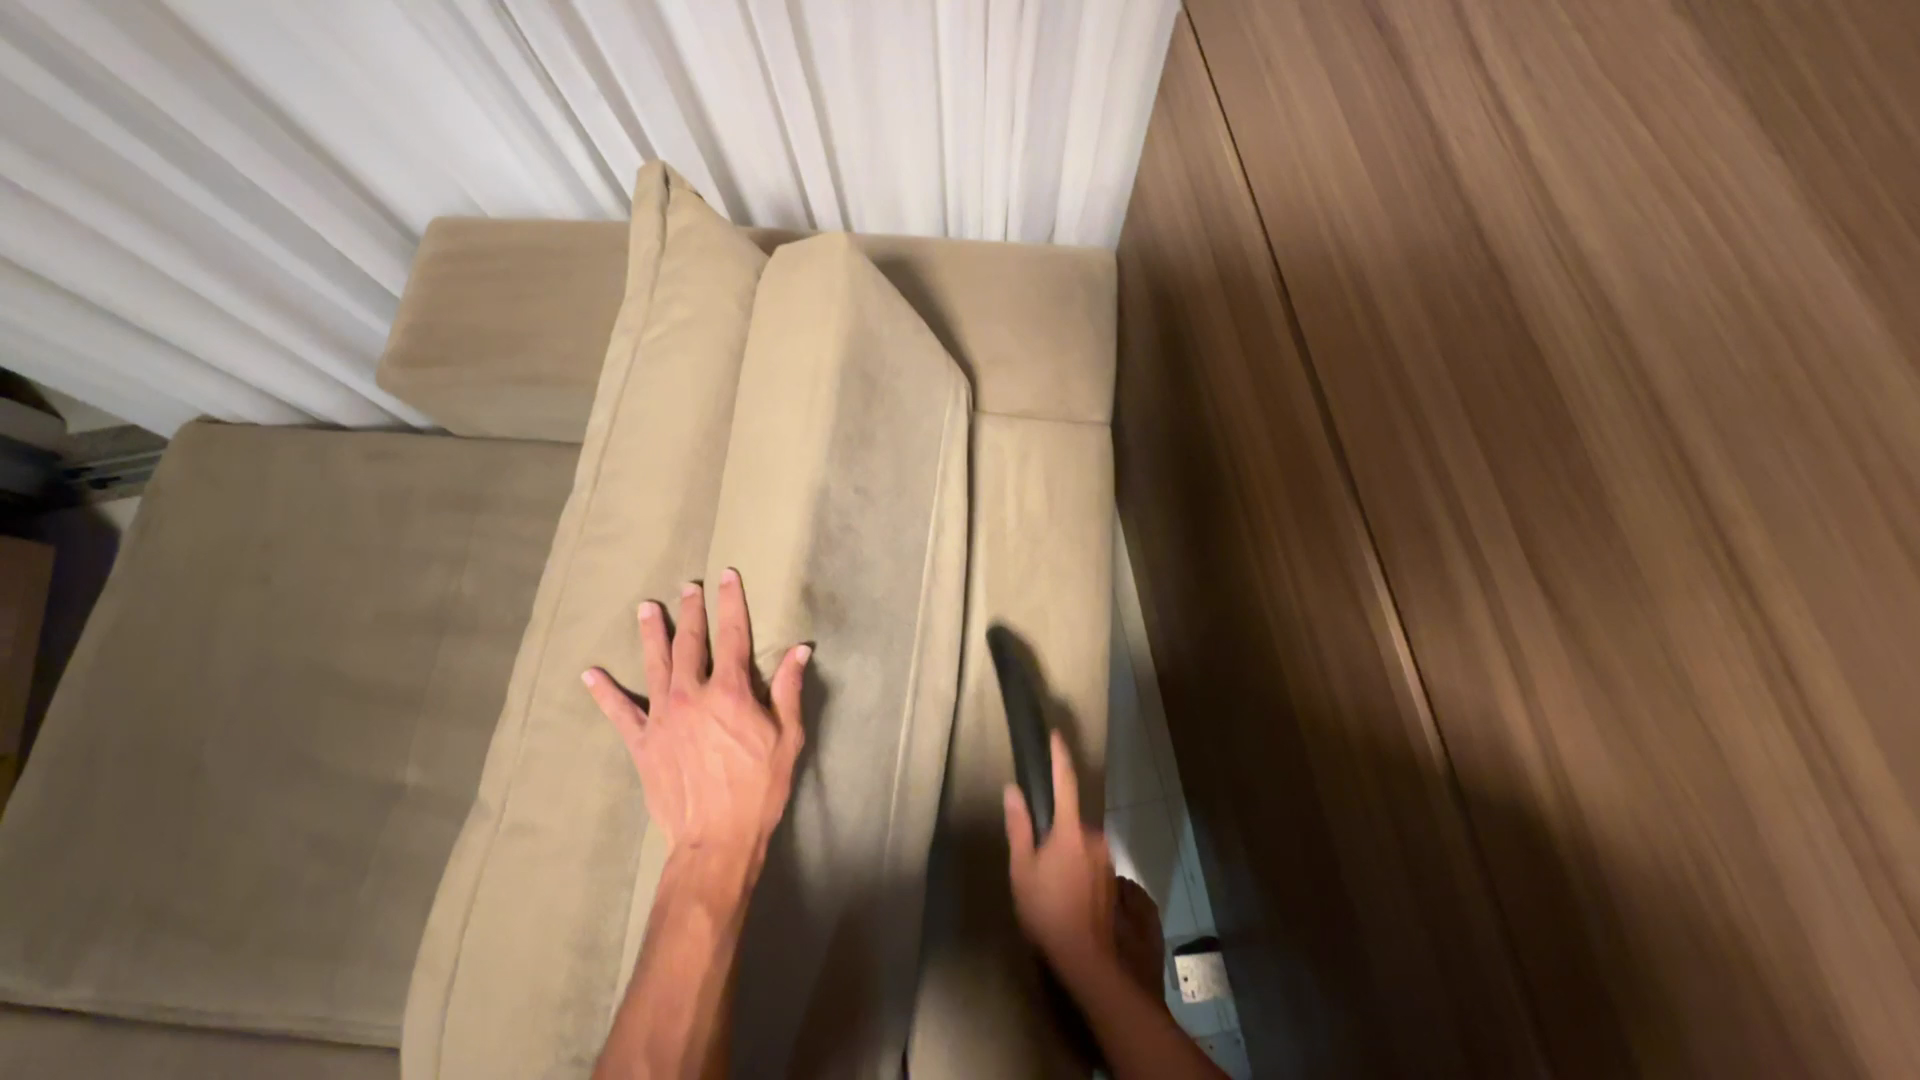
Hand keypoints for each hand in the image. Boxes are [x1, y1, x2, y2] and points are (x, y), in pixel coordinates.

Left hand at [583, 567, 809, 863]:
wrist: (716, 838)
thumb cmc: (759, 789)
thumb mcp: (788, 738)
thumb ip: (789, 690)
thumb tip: (800, 650)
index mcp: (731, 692)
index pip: (734, 636)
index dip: (731, 604)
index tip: (727, 577)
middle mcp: (692, 695)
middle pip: (691, 642)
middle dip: (691, 611)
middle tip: (688, 586)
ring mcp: (662, 717)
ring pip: (655, 664)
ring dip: (651, 633)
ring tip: (646, 608)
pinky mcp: (642, 742)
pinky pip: (619, 711)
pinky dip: (604, 692)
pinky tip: (590, 674)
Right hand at [1004, 731, 1118, 978]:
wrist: (1087, 958)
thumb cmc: (1047, 910)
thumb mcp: (1022, 869)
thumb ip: (1019, 827)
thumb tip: (1013, 791)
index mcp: (1070, 830)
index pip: (1065, 783)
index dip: (1059, 758)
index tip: (1056, 736)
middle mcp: (1094, 837)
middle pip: (1070, 819)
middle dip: (1054, 828)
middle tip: (1034, 853)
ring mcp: (1107, 859)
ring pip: (1080, 842)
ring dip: (1065, 850)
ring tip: (1047, 881)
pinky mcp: (1113, 879)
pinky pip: (1089, 860)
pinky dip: (1075, 866)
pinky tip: (1063, 892)